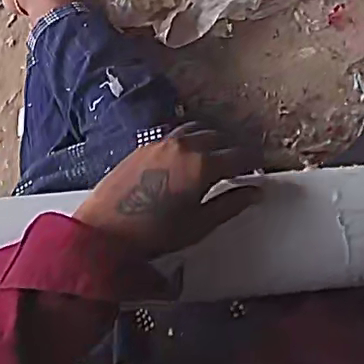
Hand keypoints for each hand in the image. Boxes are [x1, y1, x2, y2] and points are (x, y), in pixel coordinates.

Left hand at [73, 123, 261, 257]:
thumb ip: (231, 204)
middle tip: (239, 164)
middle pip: (219, 137)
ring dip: (210, 138)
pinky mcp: (143, 146)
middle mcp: (183, 146)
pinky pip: (174, 134)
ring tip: (215, 155)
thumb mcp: (200, 224)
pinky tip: (187, 153)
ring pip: (195, 130)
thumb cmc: (153, 234)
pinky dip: (188, 138)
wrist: (105, 231)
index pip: (239, 155)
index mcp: (202, 165)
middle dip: (233, 148)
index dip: (253, 161)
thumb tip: (254, 192)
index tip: (258, 168)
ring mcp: (160, 143)